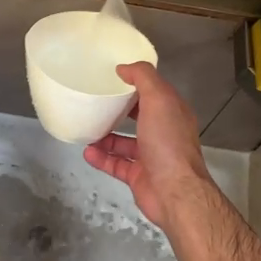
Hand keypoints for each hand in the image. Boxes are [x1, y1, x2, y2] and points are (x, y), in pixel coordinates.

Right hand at [83, 61, 213, 230]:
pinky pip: (116, 164)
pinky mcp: (138, 176)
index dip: (137, 83)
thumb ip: (143, 78)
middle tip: (96, 102)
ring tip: (86, 128)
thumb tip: (124, 68)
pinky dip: (101, 158)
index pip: (155, 93)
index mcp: (173, 113)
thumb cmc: (168, 142)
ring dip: (106, 136)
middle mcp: (164, 133)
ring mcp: (151, 156)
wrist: (175, 192)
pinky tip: (87, 152)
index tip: (113, 77)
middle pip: (139, 117)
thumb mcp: (159, 99)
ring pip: (125, 142)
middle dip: (119, 110)